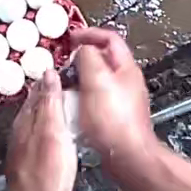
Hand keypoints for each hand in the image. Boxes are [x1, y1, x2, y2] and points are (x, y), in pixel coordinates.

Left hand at [1, 69, 77, 190]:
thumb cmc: (45, 182)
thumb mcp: (53, 136)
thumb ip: (50, 105)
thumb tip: (48, 74)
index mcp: (25, 123)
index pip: (37, 90)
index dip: (53, 77)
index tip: (71, 68)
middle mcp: (23, 134)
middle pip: (39, 105)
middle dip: (55, 92)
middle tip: (76, 83)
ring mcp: (28, 151)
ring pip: (43, 122)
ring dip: (58, 111)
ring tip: (76, 105)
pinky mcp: (37, 166)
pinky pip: (48, 139)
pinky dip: (60, 131)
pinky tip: (70, 136)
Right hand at [69, 28, 157, 171]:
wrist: (127, 157)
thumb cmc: (116, 123)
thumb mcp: (96, 80)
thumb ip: (88, 58)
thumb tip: (81, 50)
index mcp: (125, 68)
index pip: (109, 38)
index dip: (89, 33)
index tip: (72, 38)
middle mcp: (125, 82)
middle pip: (101, 59)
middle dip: (80, 58)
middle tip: (64, 62)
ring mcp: (120, 100)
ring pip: (95, 80)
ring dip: (78, 80)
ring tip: (64, 84)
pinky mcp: (112, 117)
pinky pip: (93, 100)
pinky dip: (79, 99)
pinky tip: (71, 108)